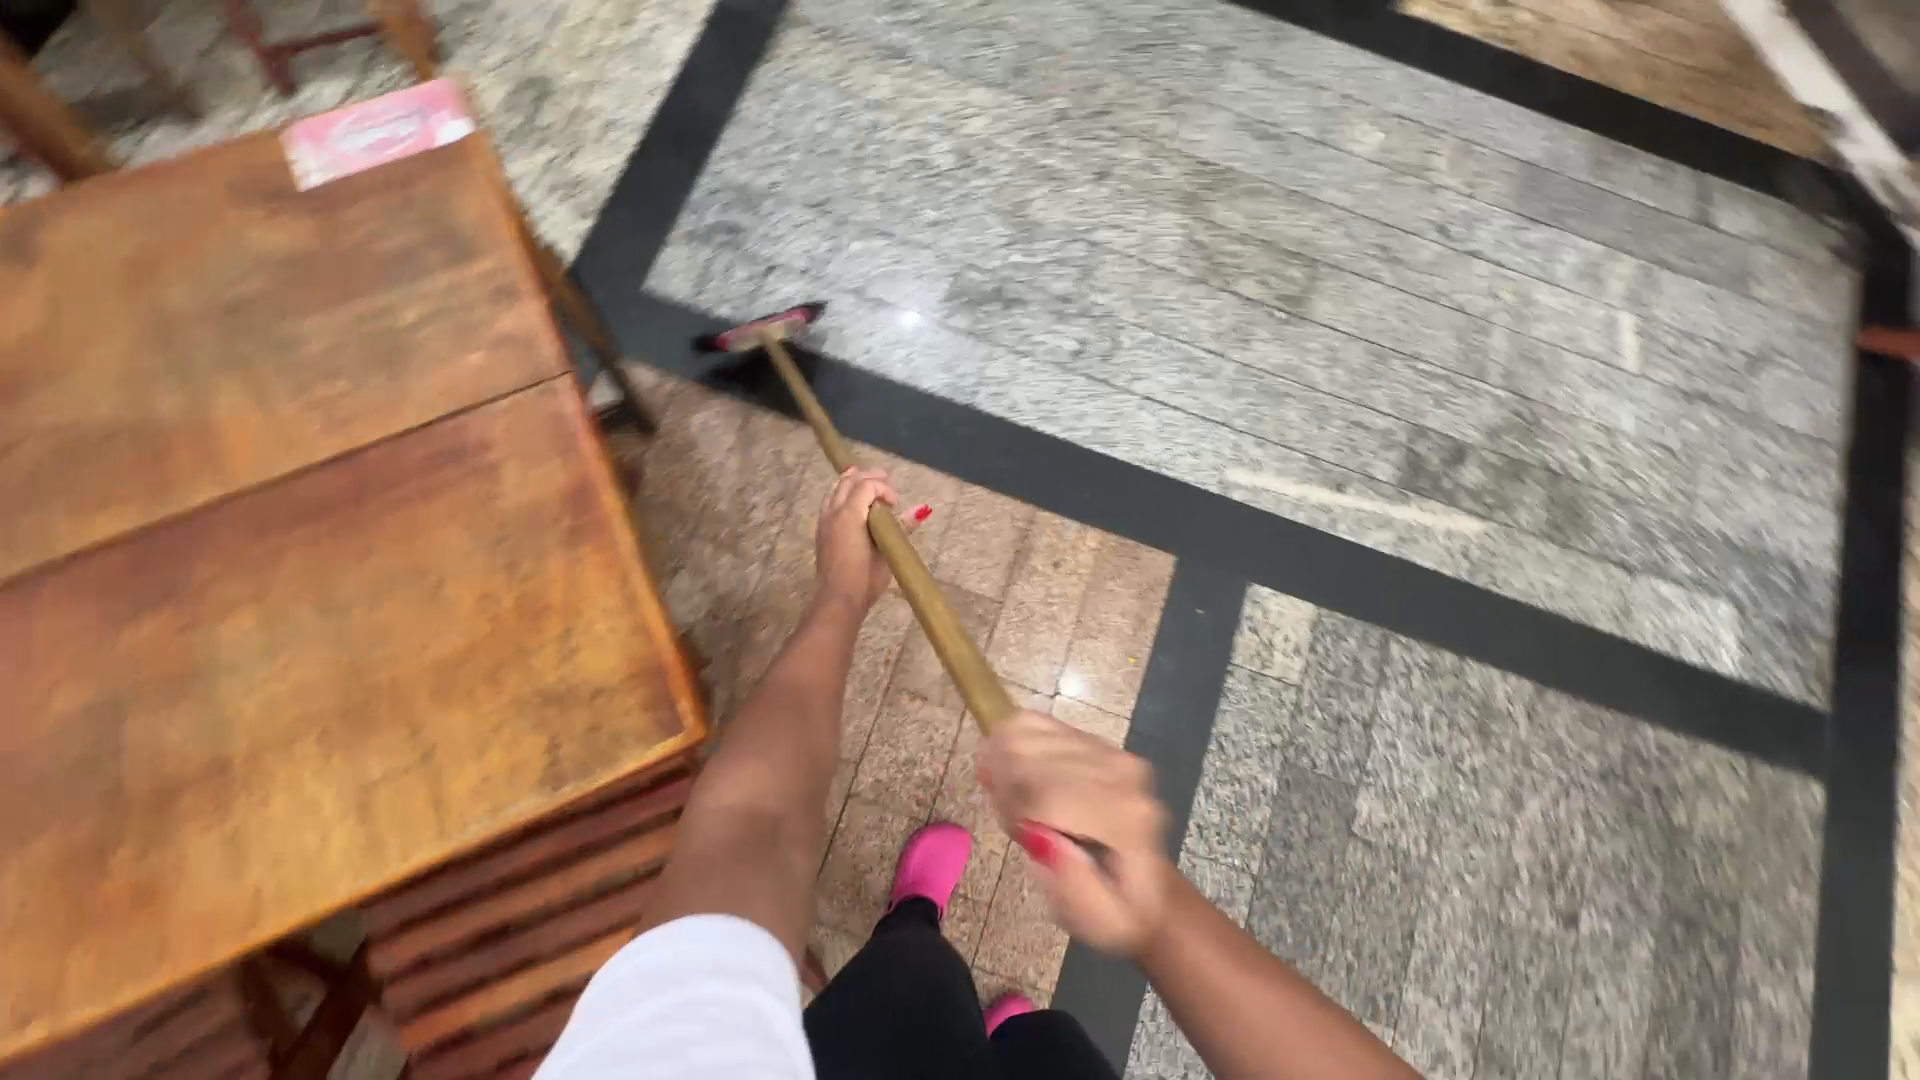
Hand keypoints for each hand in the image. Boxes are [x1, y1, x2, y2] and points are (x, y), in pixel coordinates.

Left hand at [813, 466, 900, 615]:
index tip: (896, 503)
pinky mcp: (821, 532)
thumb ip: (901, 527)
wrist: (837, 600)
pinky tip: (851, 502)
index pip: (866, 486)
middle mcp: (833, 513)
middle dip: (867, 476)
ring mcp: (824, 522)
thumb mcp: (887, 552)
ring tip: (865, 480)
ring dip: (850, 482)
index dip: (883, 488)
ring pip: (835, 490)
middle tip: (884, 477)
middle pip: (848, 482)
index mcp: (849, 515)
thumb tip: (921, 510)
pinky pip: (829, 503)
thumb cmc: (865, 579)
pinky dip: (841, 495)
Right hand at [980, 710, 1174, 957]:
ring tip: (1016, 802)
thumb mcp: (1098, 923)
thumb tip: (1044, 839)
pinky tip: (1013, 773)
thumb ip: (1074, 888)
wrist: (1150, 886)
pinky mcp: (1094, 739)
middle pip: (1028, 754)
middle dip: (1005, 787)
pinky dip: (1009, 744)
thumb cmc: (1118, 912)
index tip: (1016, 834)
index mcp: (1124, 818)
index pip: (1046, 791)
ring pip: (1024, 733)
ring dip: (1004, 766)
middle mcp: (1120, 773)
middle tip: (1014, 821)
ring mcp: (1108, 750)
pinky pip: (1032, 723)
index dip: (1014, 810)